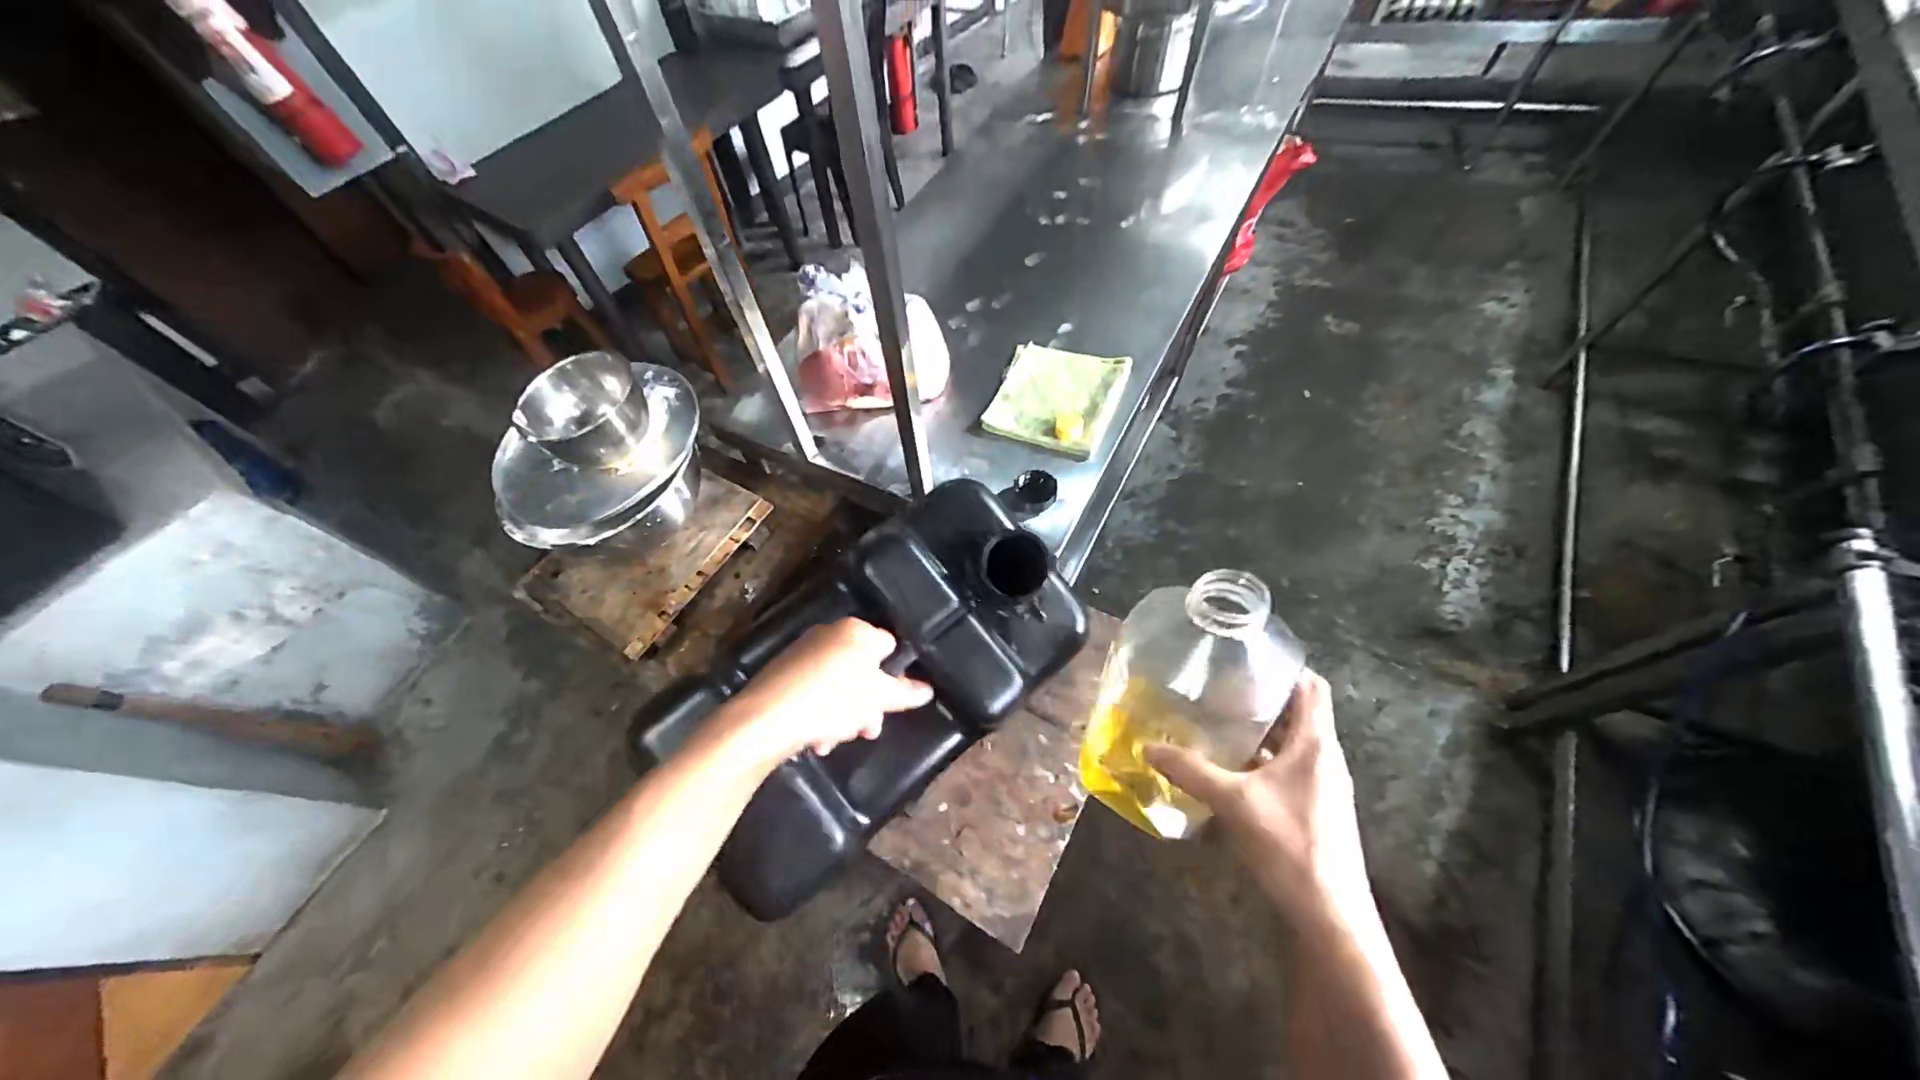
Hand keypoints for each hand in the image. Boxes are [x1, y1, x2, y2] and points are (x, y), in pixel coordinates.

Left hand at [726, 618, 932, 761]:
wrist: (766, 719)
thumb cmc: (832, 701)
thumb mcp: (878, 699)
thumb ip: (905, 693)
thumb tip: (927, 689)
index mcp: (856, 631)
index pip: (889, 647)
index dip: (895, 676)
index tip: (891, 704)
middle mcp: (829, 634)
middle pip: (862, 670)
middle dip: (867, 704)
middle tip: (867, 730)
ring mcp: (803, 653)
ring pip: (837, 686)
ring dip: (843, 716)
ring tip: (834, 740)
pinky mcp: (782, 674)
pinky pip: (813, 692)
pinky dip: (818, 714)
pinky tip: (815, 739)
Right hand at [1143, 672, 1373, 923]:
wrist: (1329, 916)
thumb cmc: (1289, 845)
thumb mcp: (1233, 802)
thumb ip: (1190, 770)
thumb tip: (1149, 746)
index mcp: (1317, 744)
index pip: (1311, 687)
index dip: (1283, 668)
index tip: (1243, 659)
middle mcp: (1324, 758)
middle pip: (1297, 713)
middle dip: (1259, 698)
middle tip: (1215, 687)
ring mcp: (1320, 786)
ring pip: (1289, 743)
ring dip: (1257, 731)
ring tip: (1214, 721)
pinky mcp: (1311, 808)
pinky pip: (1284, 769)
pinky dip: (1258, 760)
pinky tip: (1225, 767)